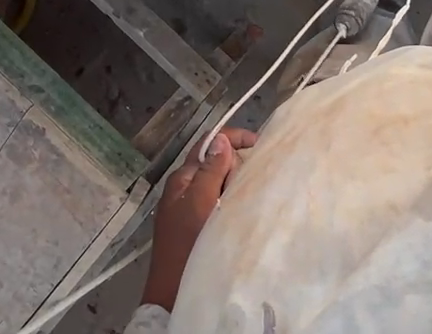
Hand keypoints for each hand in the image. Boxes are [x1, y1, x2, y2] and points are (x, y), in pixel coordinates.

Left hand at [140, 127, 257, 309]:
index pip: (209, 143)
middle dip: (234, 165)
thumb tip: (221, 138)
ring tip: (244, 198)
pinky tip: (239, 209)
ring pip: (220, 181)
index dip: (232, 138)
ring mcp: (191, 206)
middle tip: (244, 184)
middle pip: (216, 161)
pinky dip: (231, 199)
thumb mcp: (199, 202)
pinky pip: (219, 200)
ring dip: (234, 184)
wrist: (173, 292)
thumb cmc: (186, 243)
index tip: (258, 145)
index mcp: (183, 177)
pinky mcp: (199, 223)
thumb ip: (210, 170)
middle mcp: (186, 187)